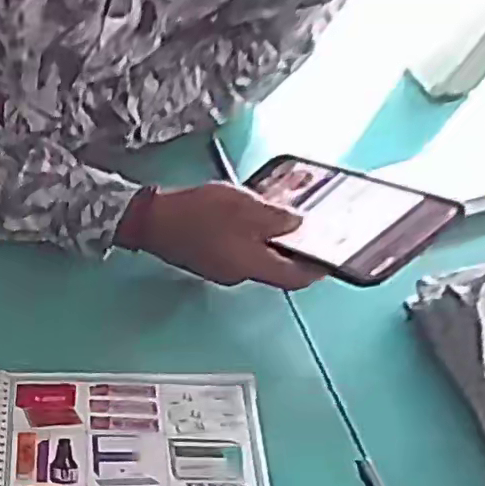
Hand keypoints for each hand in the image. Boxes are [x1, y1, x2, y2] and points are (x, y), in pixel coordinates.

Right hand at [129, 183, 325, 288]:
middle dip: (291, 249)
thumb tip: (295, 226)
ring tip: (274, 214)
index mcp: (251, 265)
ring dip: (268, 241)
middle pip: (274, 267)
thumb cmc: (200, 214)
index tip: (330, 260)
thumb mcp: (248, 207)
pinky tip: (246, 218)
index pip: (293, 277)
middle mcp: (237, 274)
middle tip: (305, 225)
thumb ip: (277, 219)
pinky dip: (248, 238)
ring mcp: (219, 269)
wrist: (154, 221)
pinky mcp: (206, 259)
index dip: (315, 270)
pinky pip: (236, 252)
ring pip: (254, 258)